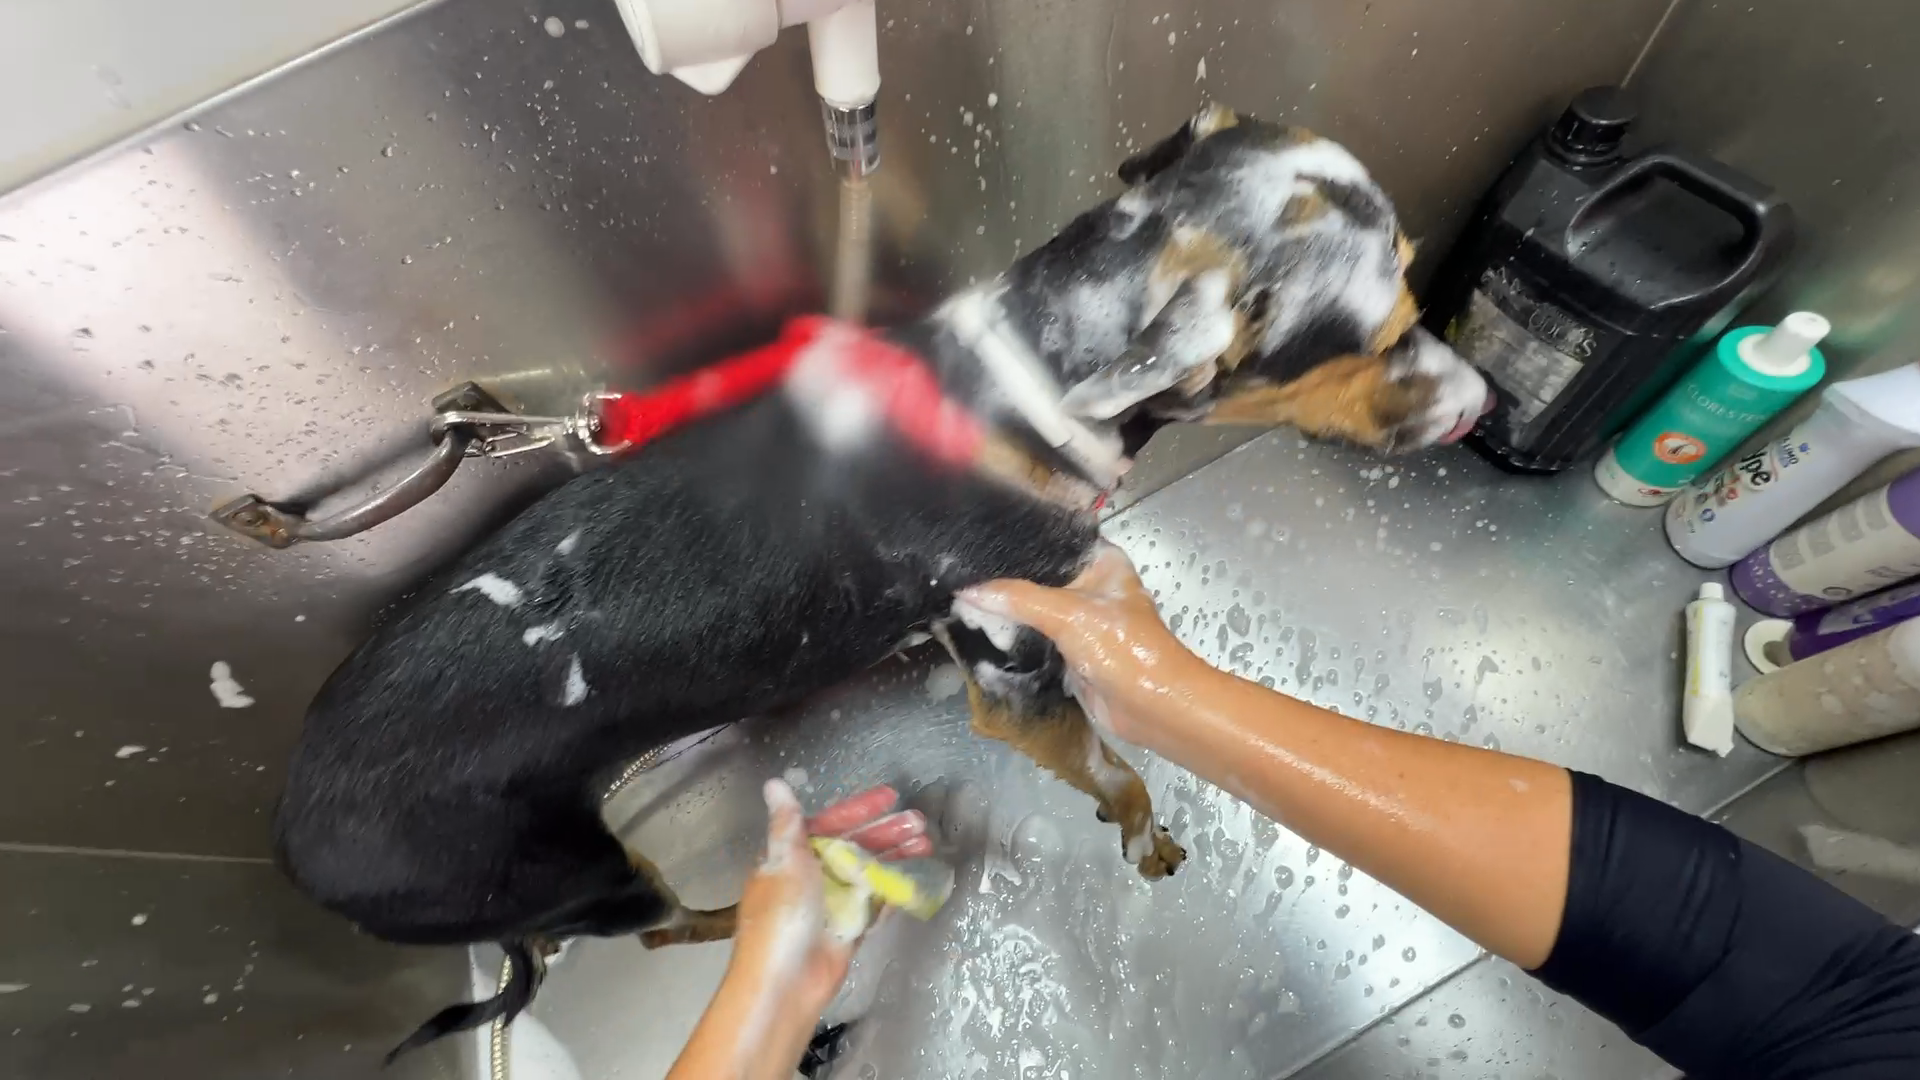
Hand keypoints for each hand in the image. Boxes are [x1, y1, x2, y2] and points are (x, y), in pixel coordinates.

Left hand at [683, 779, 929, 1079]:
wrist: (785, 985)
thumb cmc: (782, 917)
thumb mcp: (785, 861)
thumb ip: (788, 823)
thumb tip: (774, 782)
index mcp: (793, 856)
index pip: (832, 823)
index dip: (860, 809)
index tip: (890, 796)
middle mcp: (813, 875)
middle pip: (856, 845)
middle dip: (887, 832)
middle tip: (919, 822)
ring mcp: (833, 902)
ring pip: (869, 870)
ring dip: (896, 856)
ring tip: (925, 845)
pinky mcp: (849, 927)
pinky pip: (874, 900)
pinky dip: (893, 887)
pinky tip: (915, 876)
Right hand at [957, 542, 1209, 744]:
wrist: (1152, 709)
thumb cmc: (1123, 649)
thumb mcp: (1067, 614)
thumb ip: (1016, 598)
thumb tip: (966, 591)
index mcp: (1101, 561)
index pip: (1051, 540)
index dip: (1015, 539)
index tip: (974, 538)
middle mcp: (1092, 584)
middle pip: (1039, 574)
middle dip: (1004, 577)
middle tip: (960, 570)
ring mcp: (1081, 619)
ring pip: (1034, 606)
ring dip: (1006, 607)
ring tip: (961, 593)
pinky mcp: (1071, 650)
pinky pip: (1034, 635)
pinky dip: (1012, 633)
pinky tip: (979, 624)